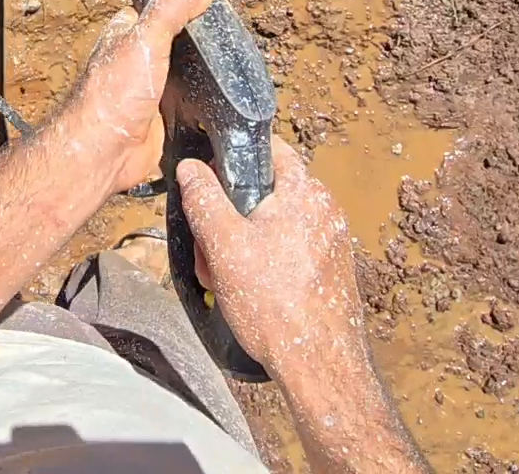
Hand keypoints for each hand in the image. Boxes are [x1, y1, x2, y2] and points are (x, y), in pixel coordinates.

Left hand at [53, 0, 217, 194]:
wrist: (105, 152)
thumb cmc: (111, 97)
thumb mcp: (143, 41)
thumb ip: (170, 10)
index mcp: (125, 35)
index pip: (158, 9)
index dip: (183, 4)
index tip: (212, 0)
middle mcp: (137, 60)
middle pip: (177, 43)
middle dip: (200, 44)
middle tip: (230, 39)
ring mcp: (151, 89)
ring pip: (187, 74)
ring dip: (205, 75)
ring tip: (235, 67)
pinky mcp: (164, 117)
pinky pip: (192, 104)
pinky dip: (207, 102)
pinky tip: (225, 100)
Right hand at [177, 138, 372, 382]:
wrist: (321, 370)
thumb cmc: (274, 302)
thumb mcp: (223, 243)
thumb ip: (203, 198)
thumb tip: (189, 166)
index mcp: (306, 193)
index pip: (269, 147)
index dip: (233, 154)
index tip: (207, 174)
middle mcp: (324, 211)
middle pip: (263, 189)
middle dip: (228, 210)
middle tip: (208, 239)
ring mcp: (329, 242)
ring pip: (268, 221)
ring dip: (238, 239)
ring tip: (220, 272)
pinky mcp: (327, 269)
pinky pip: (283, 247)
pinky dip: (259, 258)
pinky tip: (241, 287)